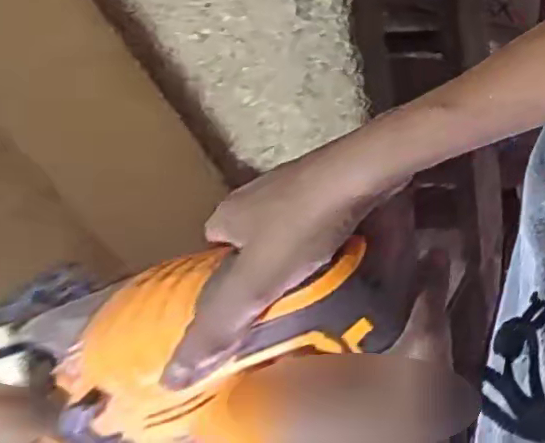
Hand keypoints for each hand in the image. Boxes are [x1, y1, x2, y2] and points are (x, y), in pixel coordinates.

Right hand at [163, 146, 403, 388]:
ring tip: (330, 280)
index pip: (216, 256)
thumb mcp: (252, 283)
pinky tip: (362, 252)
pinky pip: (343, 213)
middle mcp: (267, 190)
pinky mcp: (350, 175)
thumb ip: (215, 328)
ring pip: (306, 227)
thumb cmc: (304, 220)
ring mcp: (312, 178)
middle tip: (292, 299)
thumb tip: (175, 378)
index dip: (228, 285)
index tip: (247, 310)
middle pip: (263, 242)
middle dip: (276, 269)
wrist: (369, 167)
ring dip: (317, 251)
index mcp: (230, 213)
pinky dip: (349, 233)